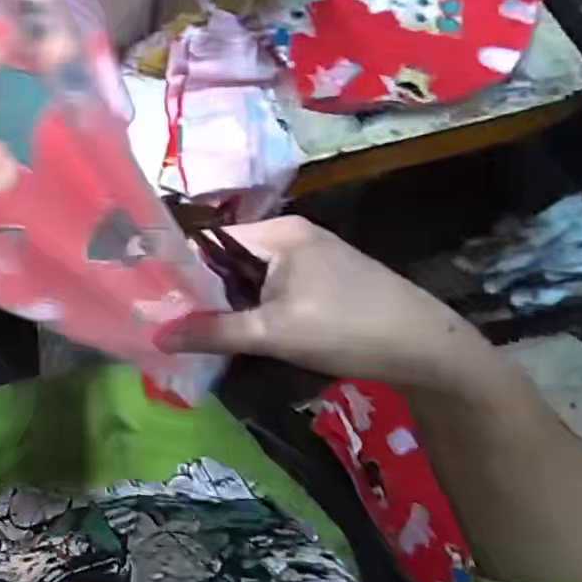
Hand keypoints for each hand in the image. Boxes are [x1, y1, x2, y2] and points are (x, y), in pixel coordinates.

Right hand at [157, 216, 506, 391]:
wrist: (427, 349)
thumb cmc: (346, 328)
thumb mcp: (273, 332)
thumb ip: (213, 332)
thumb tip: (157, 337)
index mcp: (278, 232)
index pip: (210, 240)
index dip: (180, 268)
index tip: (155, 299)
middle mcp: (291, 235)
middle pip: (228, 259)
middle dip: (202, 291)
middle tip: (172, 321)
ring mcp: (310, 257)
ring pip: (249, 277)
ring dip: (227, 303)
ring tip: (198, 330)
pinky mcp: (323, 279)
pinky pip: (271, 287)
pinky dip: (253, 307)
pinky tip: (242, 332)